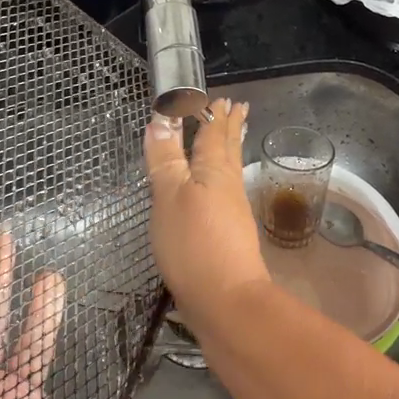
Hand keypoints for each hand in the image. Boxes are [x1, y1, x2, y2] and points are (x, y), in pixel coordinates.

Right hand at [144, 98, 268, 316]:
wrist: (226, 301)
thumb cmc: (194, 243)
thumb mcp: (170, 196)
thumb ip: (166, 159)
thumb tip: (161, 119)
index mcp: (213, 170)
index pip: (213, 133)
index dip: (212, 115)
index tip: (221, 97)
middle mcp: (227, 186)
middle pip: (228, 149)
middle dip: (230, 128)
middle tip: (238, 108)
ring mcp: (231, 212)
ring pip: (230, 170)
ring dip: (229, 150)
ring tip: (231, 138)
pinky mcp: (228, 236)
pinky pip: (226, 192)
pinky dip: (223, 179)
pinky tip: (218, 188)